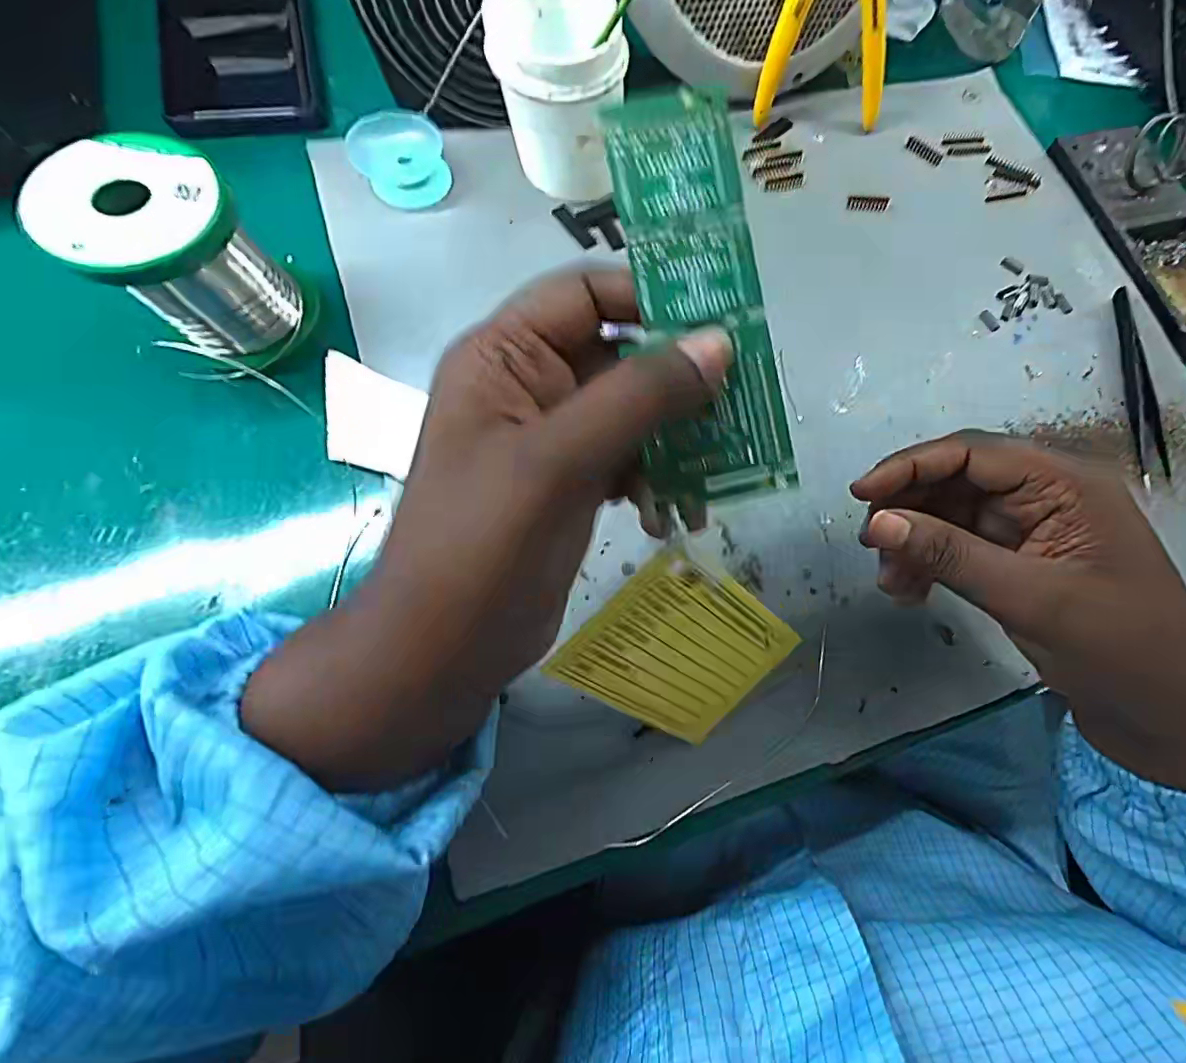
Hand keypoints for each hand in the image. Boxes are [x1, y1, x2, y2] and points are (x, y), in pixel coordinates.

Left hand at [244, 267, 730, 789]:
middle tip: (739, 405)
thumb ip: (639, 396)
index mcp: (505, 356)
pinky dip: (659, 480)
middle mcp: (531, 386)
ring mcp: (554, 440)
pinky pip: (632, 460)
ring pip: (635, 413)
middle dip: (678, 383)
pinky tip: (673, 515)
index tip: (720, 325)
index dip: (650, 297)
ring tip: (711, 477)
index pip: (586, 293)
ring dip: (676, 442)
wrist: (446, 645)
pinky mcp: (574, 484)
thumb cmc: (484, 542)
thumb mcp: (560, 458)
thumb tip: (719, 343)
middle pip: (622, 355)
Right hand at [851, 431, 1185, 791]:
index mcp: (1065, 484)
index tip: (860, 494)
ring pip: (952, 517)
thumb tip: (877, 523)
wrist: (1171, 719)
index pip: (973, 452)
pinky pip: (960, 550)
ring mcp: (1031, 532)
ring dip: (914, 543)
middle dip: (909, 509)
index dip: (910, 466)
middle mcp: (1046, 496)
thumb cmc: (1118, 649)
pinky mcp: (1019, 566)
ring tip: (891, 585)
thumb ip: (949, 555)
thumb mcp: (1029, 599)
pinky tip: (910, 594)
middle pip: (957, 480)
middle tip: (871, 547)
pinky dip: (930, 565)